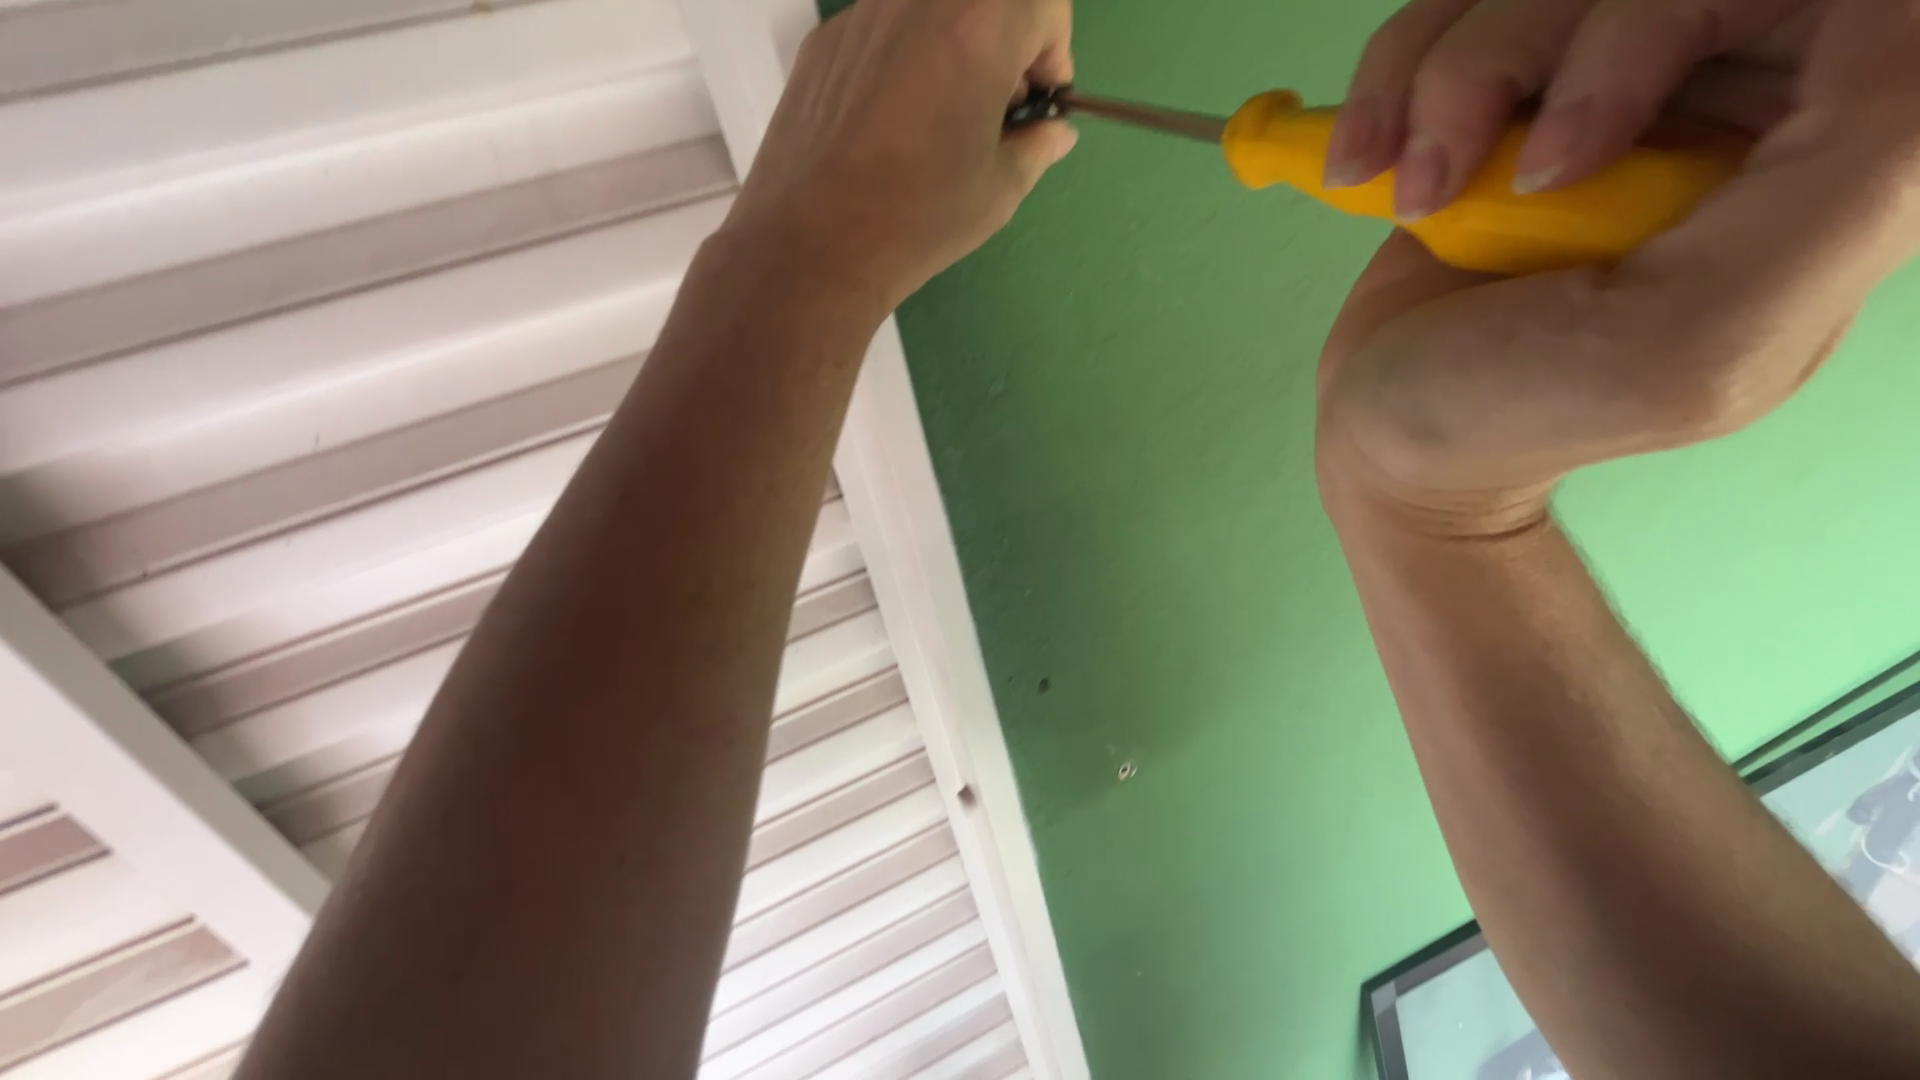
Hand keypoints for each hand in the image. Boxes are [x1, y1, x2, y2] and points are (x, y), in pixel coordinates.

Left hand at [719, 0, 1075, 309]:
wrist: (813, 245)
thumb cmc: (919, 219)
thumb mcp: (998, 191)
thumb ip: (1036, 147)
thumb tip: (1053, 133)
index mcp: (978, 25)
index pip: (1044, 3)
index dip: (1053, 52)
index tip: (1038, 102)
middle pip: (985, 1)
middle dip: (1005, 44)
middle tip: (993, 110)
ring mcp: (863, 13)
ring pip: (931, 12)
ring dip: (954, 48)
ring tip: (937, 121)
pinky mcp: (824, 41)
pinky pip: (884, 32)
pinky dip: (904, 61)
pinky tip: (888, 126)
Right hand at [1315, 0, 1919, 537]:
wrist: (1383, 438)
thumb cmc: (1513, 415)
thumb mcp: (1696, 340)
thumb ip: (1855, 179)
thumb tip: (1896, 8)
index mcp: (1818, 155)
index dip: (1695, 22)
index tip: (1589, 139)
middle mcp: (1716, 97)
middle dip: (1535, 57)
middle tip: (1484, 177)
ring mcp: (1591, 90)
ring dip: (1440, 85)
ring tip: (1410, 195)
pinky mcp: (1491, 103)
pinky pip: (1440, 23)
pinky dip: (1383, 94)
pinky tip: (1362, 166)